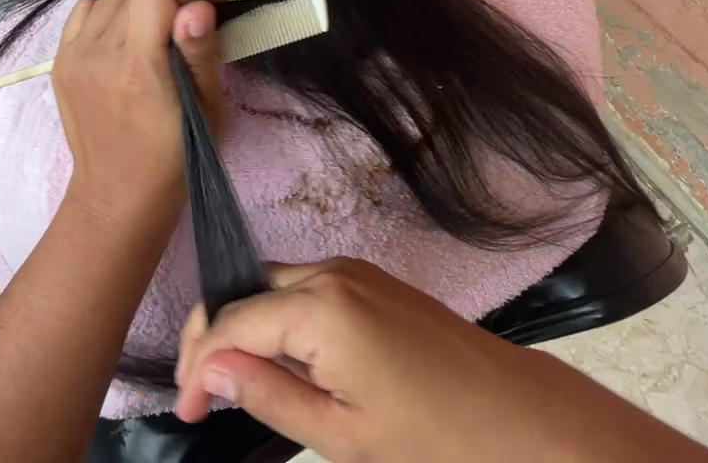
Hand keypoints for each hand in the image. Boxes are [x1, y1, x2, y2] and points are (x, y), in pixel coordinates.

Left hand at [53, 0, 221, 230]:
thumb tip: (198, 5)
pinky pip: (83, 12)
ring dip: (132, 8)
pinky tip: (119, 45)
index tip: (197, 19)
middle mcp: (98, 55)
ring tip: (147, 40)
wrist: (117, 193)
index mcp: (137, 67)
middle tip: (176, 31)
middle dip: (160, 0)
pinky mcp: (58, 62)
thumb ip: (200, 51)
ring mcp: (72, 57)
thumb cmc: (175, 154)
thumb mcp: (206, 108)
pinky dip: (104, 17)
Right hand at [174, 259, 707, 462]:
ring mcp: (353, 269)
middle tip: (200, 392)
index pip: (232, 323)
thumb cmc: (433, 437)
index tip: (186, 411)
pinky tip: (279, 359)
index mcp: (321, 307)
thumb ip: (267, 394)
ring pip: (272, 285)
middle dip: (213, 334)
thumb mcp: (343, 433)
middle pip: (245, 290)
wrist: (521, 417)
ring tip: (232, 380)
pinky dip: (278, 318)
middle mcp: (330, 270)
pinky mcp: (370, 278)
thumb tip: (209, 371)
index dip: (199, 364)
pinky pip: (303, 287)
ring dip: (245, 325)